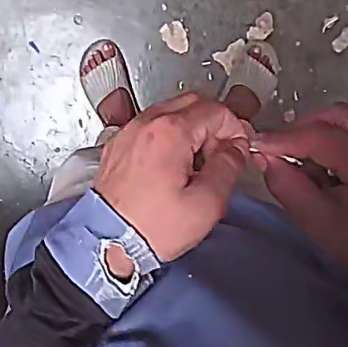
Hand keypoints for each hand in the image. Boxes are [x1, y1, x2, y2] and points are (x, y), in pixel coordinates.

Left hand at [93, 92, 252, 261]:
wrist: (108, 243)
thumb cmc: (149, 228)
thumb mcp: (207, 202)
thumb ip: (228, 167)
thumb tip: (234, 150)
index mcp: (169, 132)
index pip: (215, 110)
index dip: (235, 129)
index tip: (238, 148)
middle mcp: (145, 125)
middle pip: (191, 103)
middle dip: (213, 124)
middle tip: (222, 153)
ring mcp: (127, 134)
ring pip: (169, 112)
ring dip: (190, 129)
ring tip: (197, 163)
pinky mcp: (117, 148)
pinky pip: (148, 128)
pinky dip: (166, 137)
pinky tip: (172, 166)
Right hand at [253, 103, 347, 277]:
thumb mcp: (315, 219)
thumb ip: (286, 183)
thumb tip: (264, 157)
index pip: (322, 136)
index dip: (284, 138)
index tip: (257, 144)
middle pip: (337, 117)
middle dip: (302, 129)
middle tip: (277, 149)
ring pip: (347, 123)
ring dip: (316, 135)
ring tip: (298, 161)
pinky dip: (332, 144)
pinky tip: (320, 168)